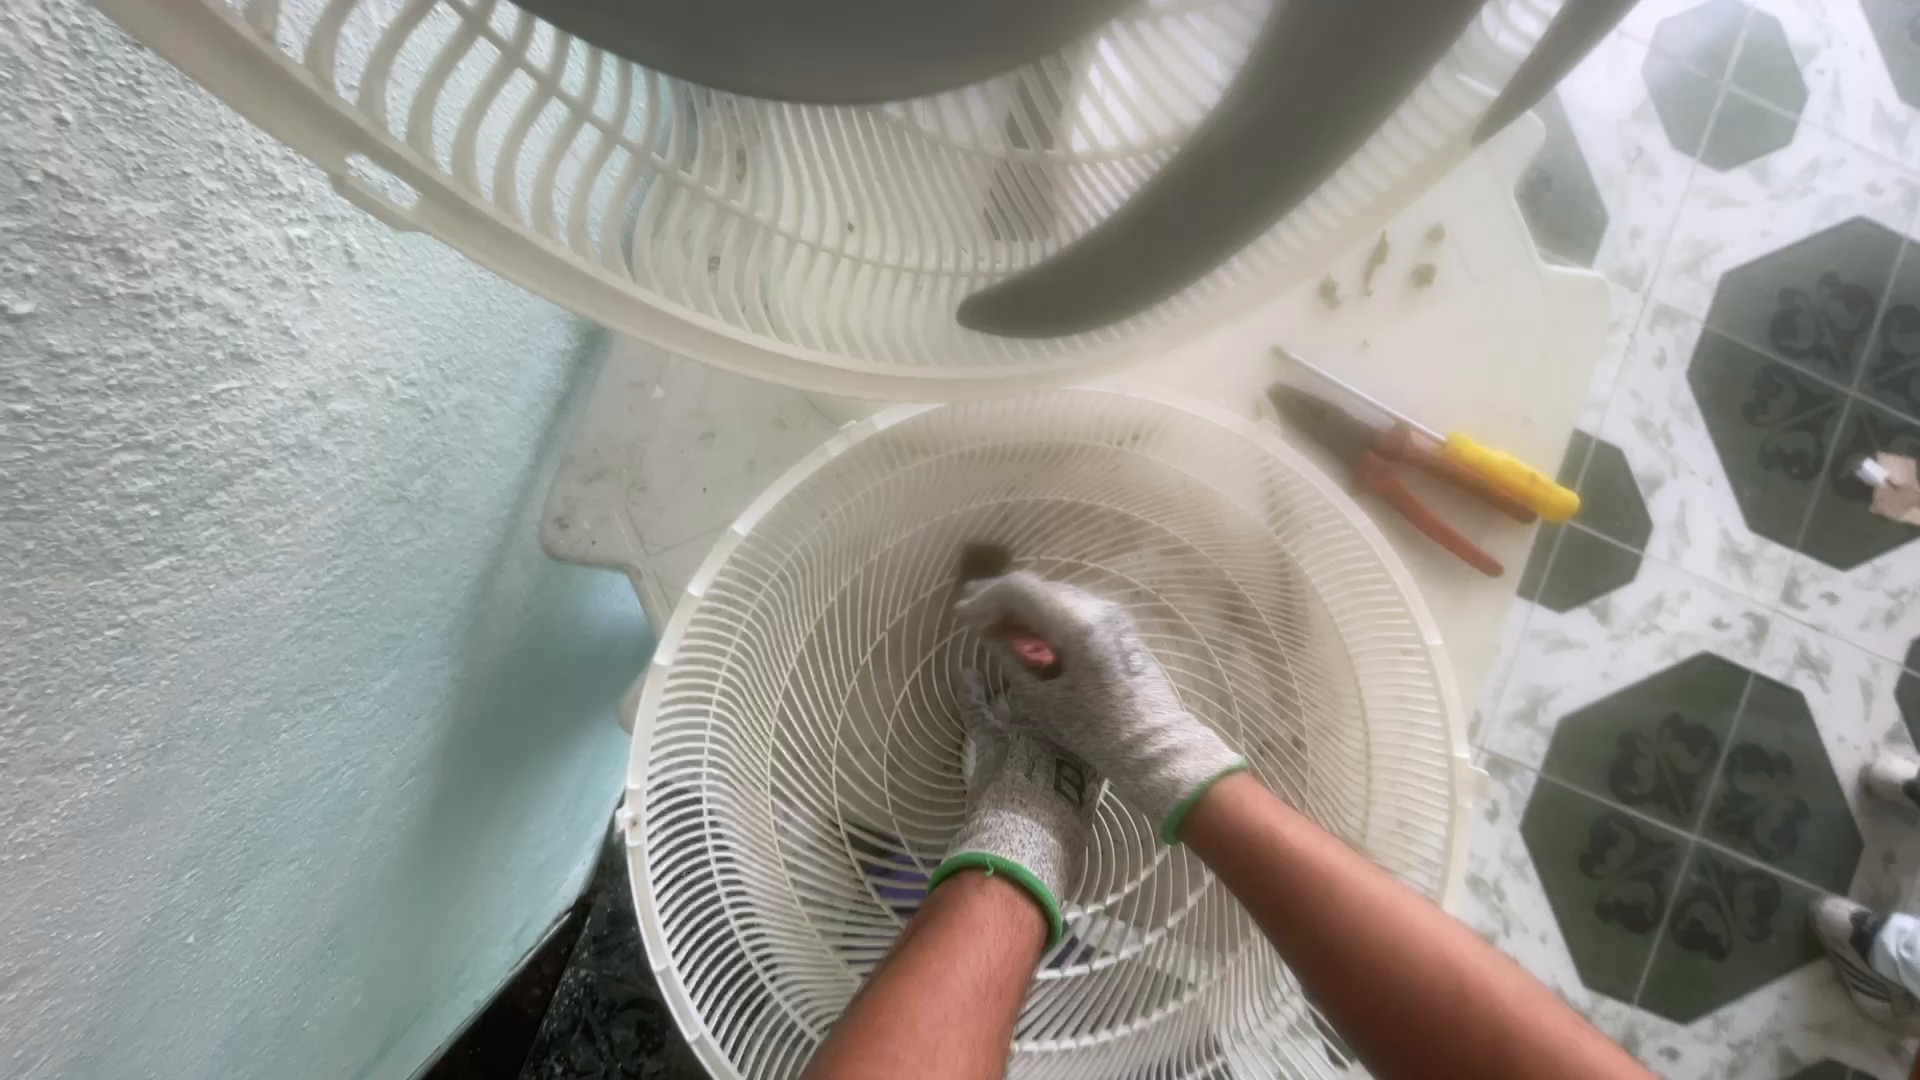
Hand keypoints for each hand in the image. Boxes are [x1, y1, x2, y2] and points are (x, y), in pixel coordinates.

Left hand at [928, 672, 1101, 946]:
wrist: (1031, 837)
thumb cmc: (1059, 837)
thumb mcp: (1082, 816)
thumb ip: (1079, 801)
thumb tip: (1073, 810)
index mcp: (1086, 759)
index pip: (1084, 733)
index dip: (1080, 722)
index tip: (1081, 711)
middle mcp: (1060, 737)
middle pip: (1055, 711)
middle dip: (1054, 699)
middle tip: (1053, 680)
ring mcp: (1025, 733)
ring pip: (1021, 703)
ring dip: (1019, 689)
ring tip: (1017, 665)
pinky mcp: (994, 739)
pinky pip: (979, 710)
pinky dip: (971, 692)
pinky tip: (964, 674)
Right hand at [954, 572, 1244, 842]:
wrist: (1153, 745)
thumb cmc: (1096, 732)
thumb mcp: (1042, 699)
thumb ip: (1012, 659)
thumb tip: (990, 633)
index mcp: (1076, 625)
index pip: (1020, 591)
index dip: (986, 599)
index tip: (963, 615)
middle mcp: (1094, 608)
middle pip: (1036, 587)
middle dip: (1000, 597)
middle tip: (970, 608)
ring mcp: (1109, 613)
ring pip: (1053, 594)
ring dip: (1021, 604)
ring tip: (993, 619)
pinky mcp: (1116, 624)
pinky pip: (1070, 607)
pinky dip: (1043, 613)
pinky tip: (1025, 628)